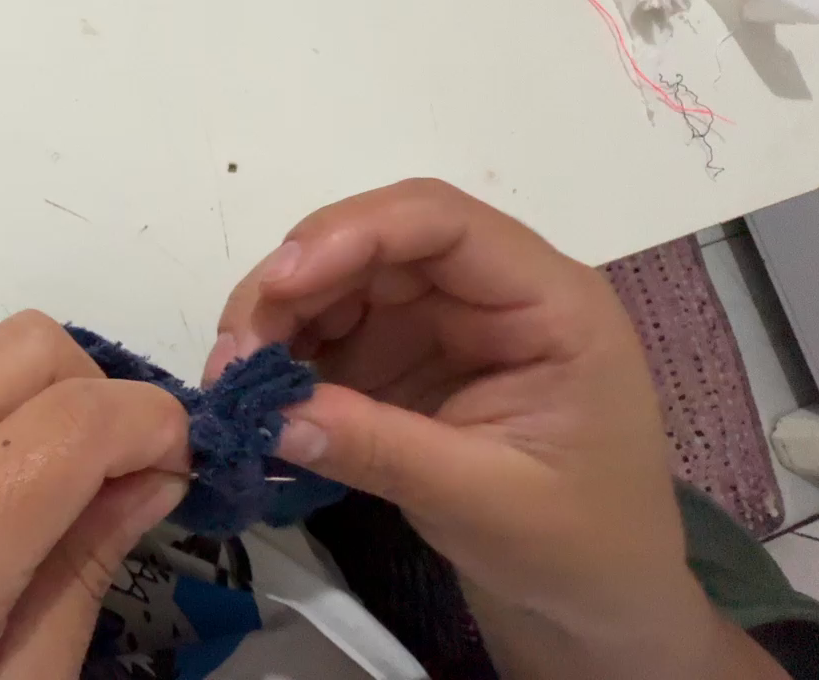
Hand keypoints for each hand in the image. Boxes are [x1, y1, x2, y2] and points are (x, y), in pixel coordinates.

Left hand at [0, 311, 189, 679]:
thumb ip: (90, 562)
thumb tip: (159, 465)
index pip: (69, 421)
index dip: (152, 423)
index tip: (184, 467)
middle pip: (30, 345)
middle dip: (101, 389)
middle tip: (121, 472)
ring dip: (56, 393)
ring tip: (67, 479)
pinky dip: (9, 408)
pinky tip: (6, 482)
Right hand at [207, 179, 787, 679]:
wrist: (586, 595)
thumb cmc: (576, 545)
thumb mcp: (486, 502)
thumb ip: (378, 449)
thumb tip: (269, 414)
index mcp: (542, 300)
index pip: (438, 222)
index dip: (350, 234)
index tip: (281, 286)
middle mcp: (477, 287)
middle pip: (364, 242)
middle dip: (289, 286)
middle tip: (235, 353)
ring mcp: (427, 313)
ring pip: (329, 276)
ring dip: (272, 316)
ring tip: (232, 377)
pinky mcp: (388, 344)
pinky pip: (317, 321)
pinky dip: (277, 347)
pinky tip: (253, 384)